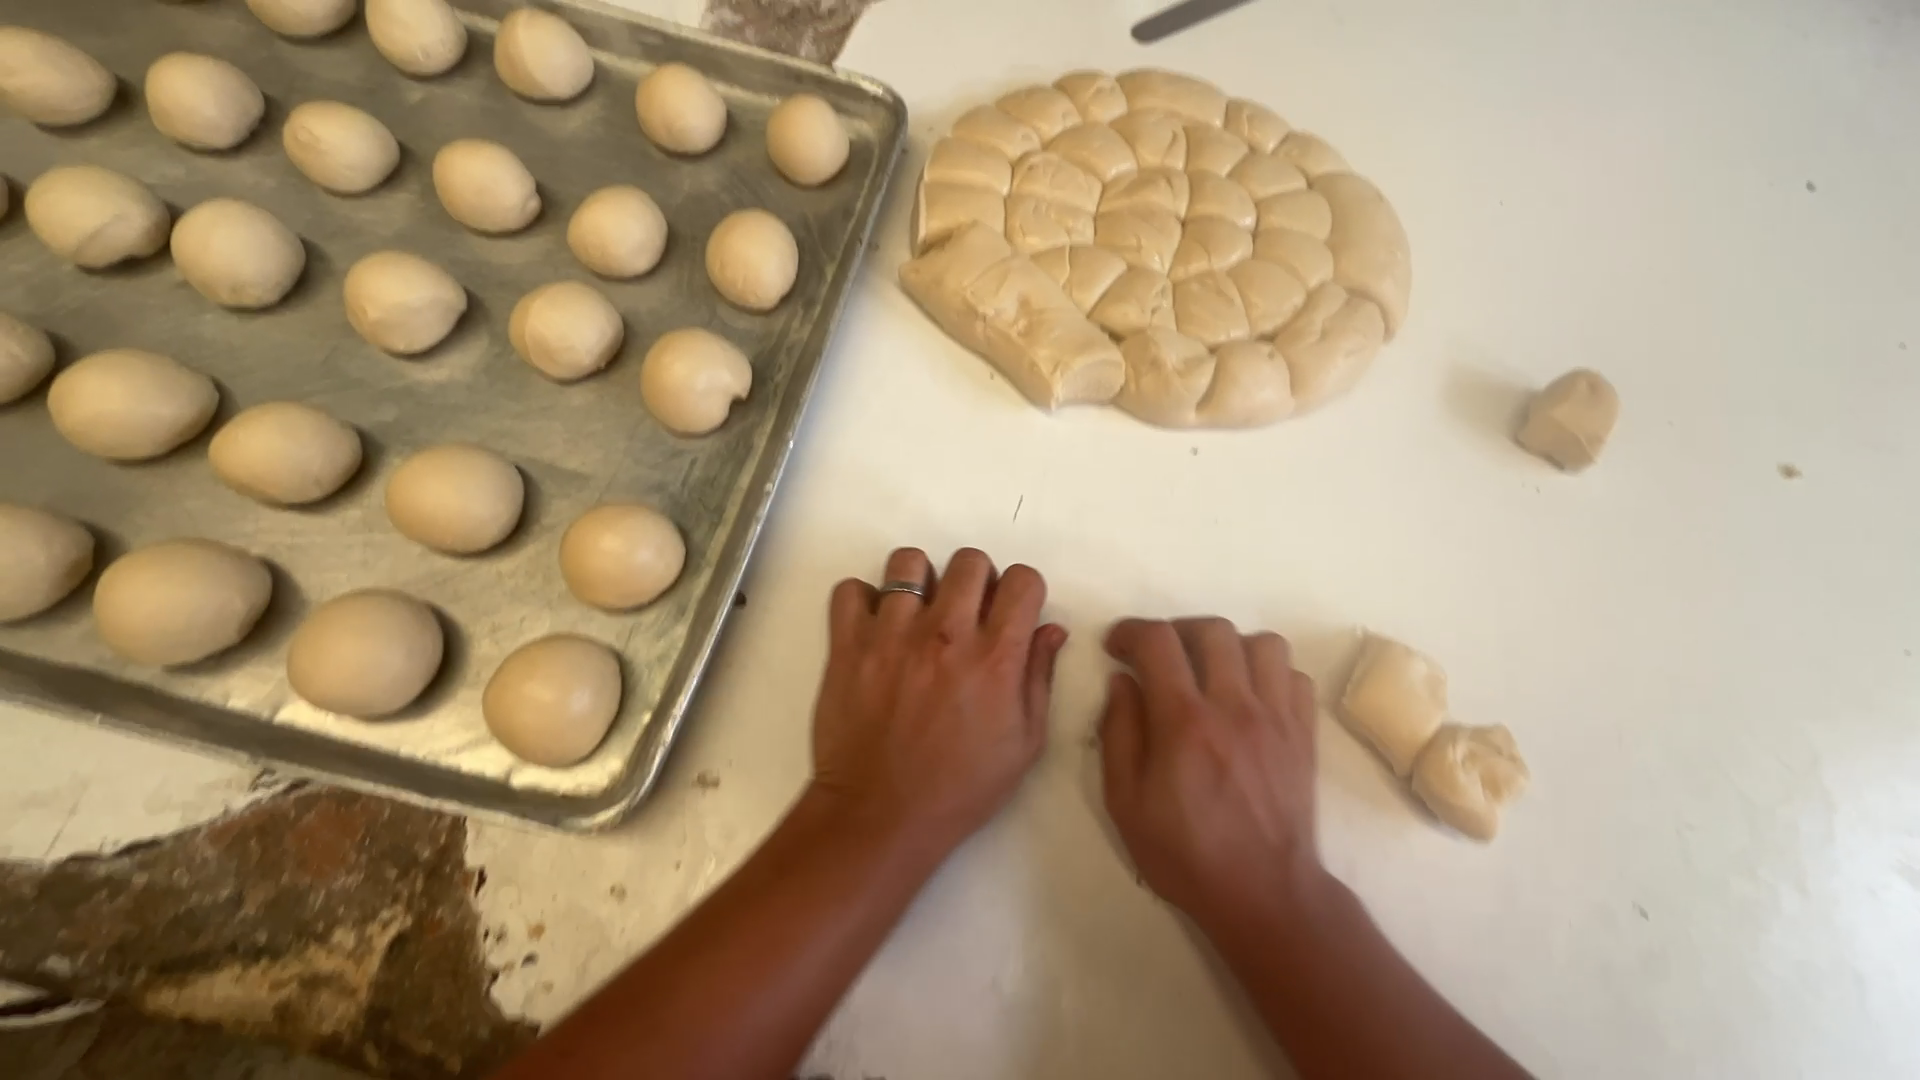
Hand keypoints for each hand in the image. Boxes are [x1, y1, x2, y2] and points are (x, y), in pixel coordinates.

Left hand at [811, 547, 1067, 853]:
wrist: (881, 816)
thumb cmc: (960, 787)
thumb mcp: (1024, 743)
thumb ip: (1039, 678)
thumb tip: (1051, 629)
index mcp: (995, 658)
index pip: (1023, 581)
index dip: (1025, 591)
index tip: (1013, 612)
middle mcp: (945, 634)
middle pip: (969, 560)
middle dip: (978, 579)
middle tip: (968, 613)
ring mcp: (891, 635)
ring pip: (907, 562)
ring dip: (919, 581)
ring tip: (917, 614)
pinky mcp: (847, 645)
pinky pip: (850, 589)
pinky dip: (863, 600)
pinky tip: (875, 627)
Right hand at [1099, 617, 1322, 927]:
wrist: (1264, 894)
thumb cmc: (1185, 854)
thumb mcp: (1125, 802)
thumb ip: (1119, 733)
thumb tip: (1122, 681)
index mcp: (1184, 722)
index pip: (1158, 641)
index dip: (1130, 631)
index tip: (1116, 647)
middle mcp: (1235, 706)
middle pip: (1211, 629)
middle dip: (1175, 631)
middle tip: (1158, 657)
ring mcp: (1277, 718)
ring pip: (1262, 643)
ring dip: (1228, 646)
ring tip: (1209, 671)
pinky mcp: (1304, 734)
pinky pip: (1294, 676)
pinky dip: (1268, 673)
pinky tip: (1247, 696)